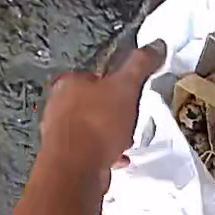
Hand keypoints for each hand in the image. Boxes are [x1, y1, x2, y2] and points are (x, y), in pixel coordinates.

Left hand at [40, 41, 165, 172]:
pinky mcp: (67, 157)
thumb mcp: (126, 88)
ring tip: (125, 139)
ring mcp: (61, 133)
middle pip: (91, 103)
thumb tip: (155, 46)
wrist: (77, 168)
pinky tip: (118, 158)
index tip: (130, 93)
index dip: (115, 84)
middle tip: (130, 117)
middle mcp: (59, 106)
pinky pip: (90, 151)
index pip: (94, 75)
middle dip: (112, 111)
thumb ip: (140, 65)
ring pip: (90, 128)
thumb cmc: (96, 125)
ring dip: (109, 133)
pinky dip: (105, 153)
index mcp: (69, 83)